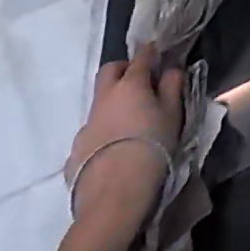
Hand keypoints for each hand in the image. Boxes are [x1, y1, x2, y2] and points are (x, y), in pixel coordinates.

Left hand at [67, 44, 186, 237]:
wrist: (113, 197)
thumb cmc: (152, 149)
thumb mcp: (173, 115)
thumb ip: (173, 87)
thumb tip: (171, 69)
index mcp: (130, 84)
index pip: (141, 57)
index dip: (151, 52)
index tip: (158, 54)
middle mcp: (105, 97)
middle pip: (110, 70)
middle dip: (124, 69)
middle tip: (139, 82)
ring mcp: (88, 122)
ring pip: (100, 100)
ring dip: (113, 101)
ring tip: (128, 120)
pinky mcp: (76, 147)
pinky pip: (92, 128)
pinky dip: (103, 129)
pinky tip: (113, 147)